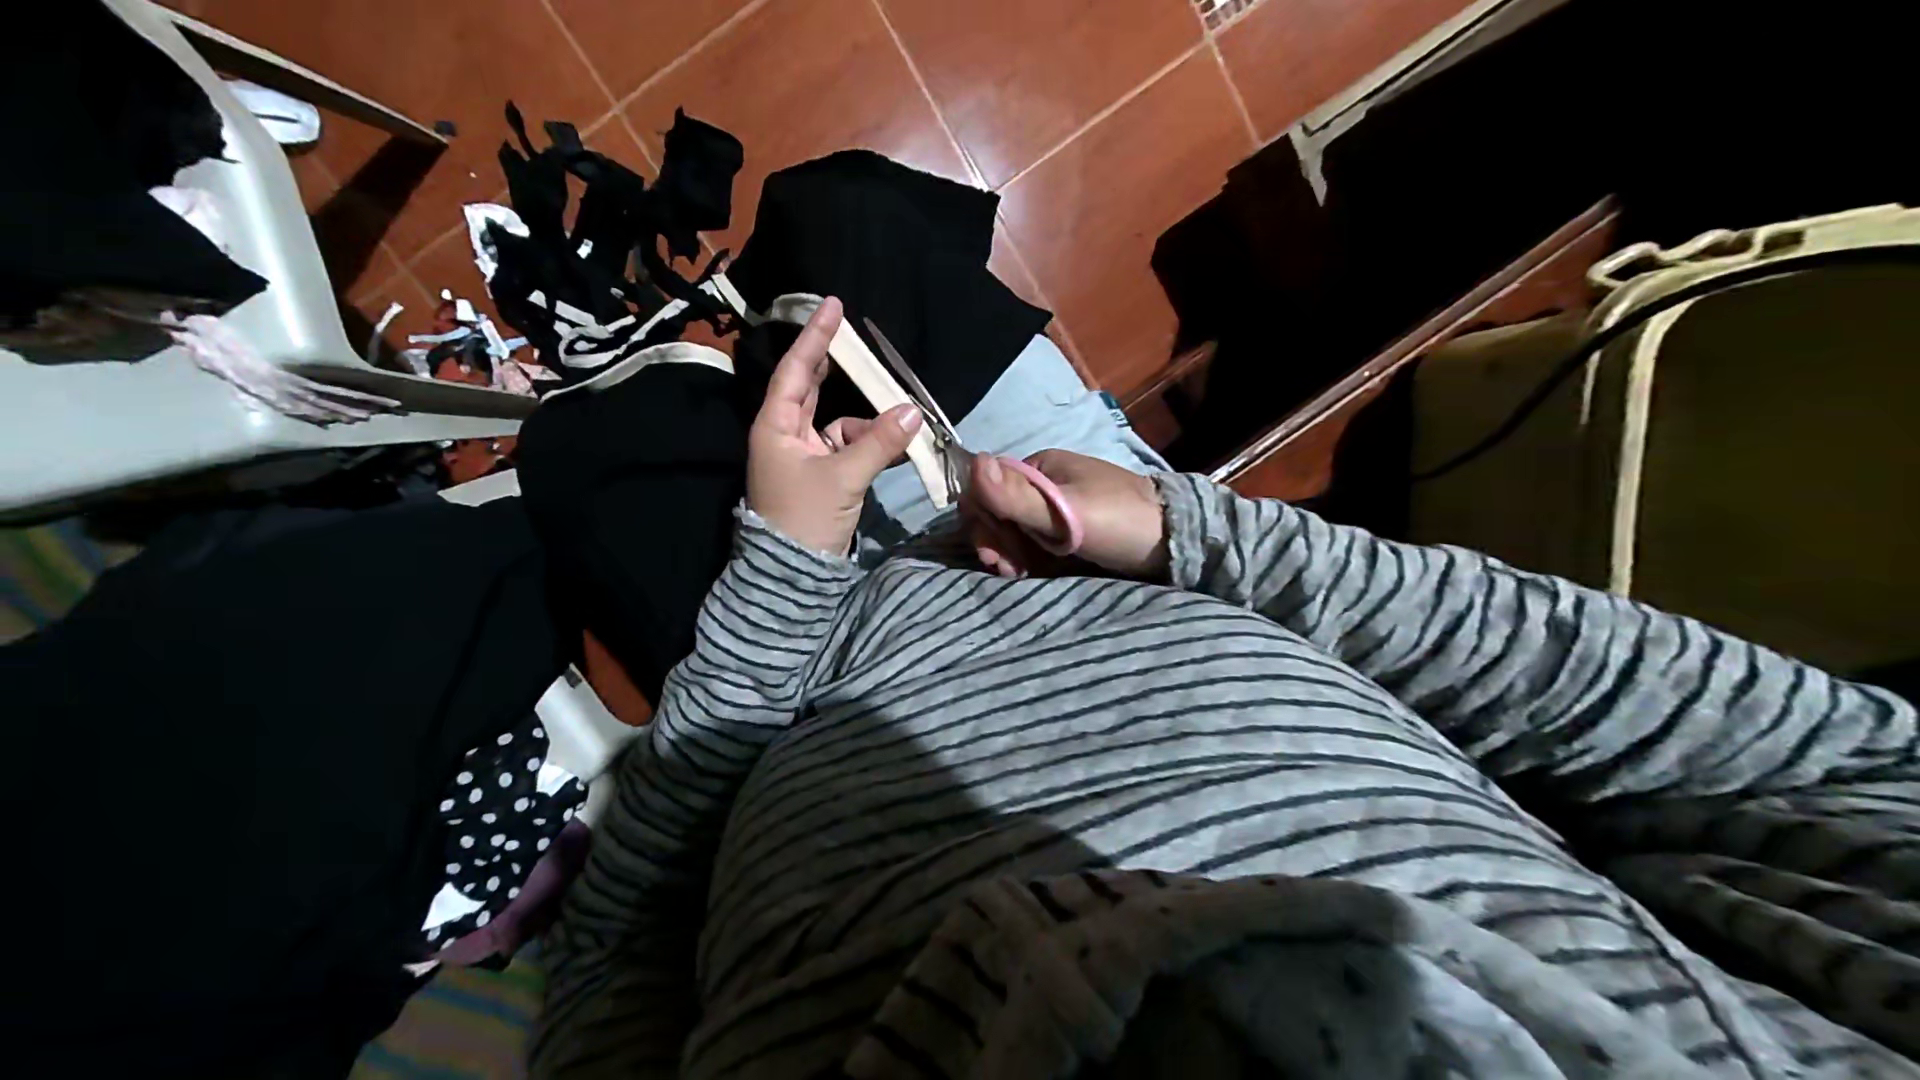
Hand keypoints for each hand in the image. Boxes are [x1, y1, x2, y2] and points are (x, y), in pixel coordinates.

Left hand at [747, 297, 923, 554]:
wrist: (794, 574)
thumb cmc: (805, 518)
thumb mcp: (843, 478)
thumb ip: (878, 442)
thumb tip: (912, 413)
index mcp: (776, 427)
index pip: (796, 371)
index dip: (814, 337)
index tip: (833, 305)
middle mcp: (787, 435)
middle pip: (815, 391)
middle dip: (841, 372)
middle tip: (862, 347)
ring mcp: (805, 456)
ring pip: (841, 424)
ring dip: (870, 424)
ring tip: (903, 428)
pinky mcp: (822, 475)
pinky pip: (850, 448)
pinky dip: (871, 446)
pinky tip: (897, 447)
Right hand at [962, 449, 1167, 579]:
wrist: (1173, 543)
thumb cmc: (1120, 521)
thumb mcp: (1066, 511)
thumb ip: (1018, 496)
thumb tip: (973, 461)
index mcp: (1039, 468)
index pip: (987, 490)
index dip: (982, 522)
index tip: (993, 555)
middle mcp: (1042, 485)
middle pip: (997, 512)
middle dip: (994, 542)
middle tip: (1006, 571)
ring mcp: (1055, 509)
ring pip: (1011, 530)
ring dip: (1006, 553)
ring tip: (1016, 575)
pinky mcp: (1066, 532)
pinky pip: (1031, 542)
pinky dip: (1023, 558)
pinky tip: (1027, 573)